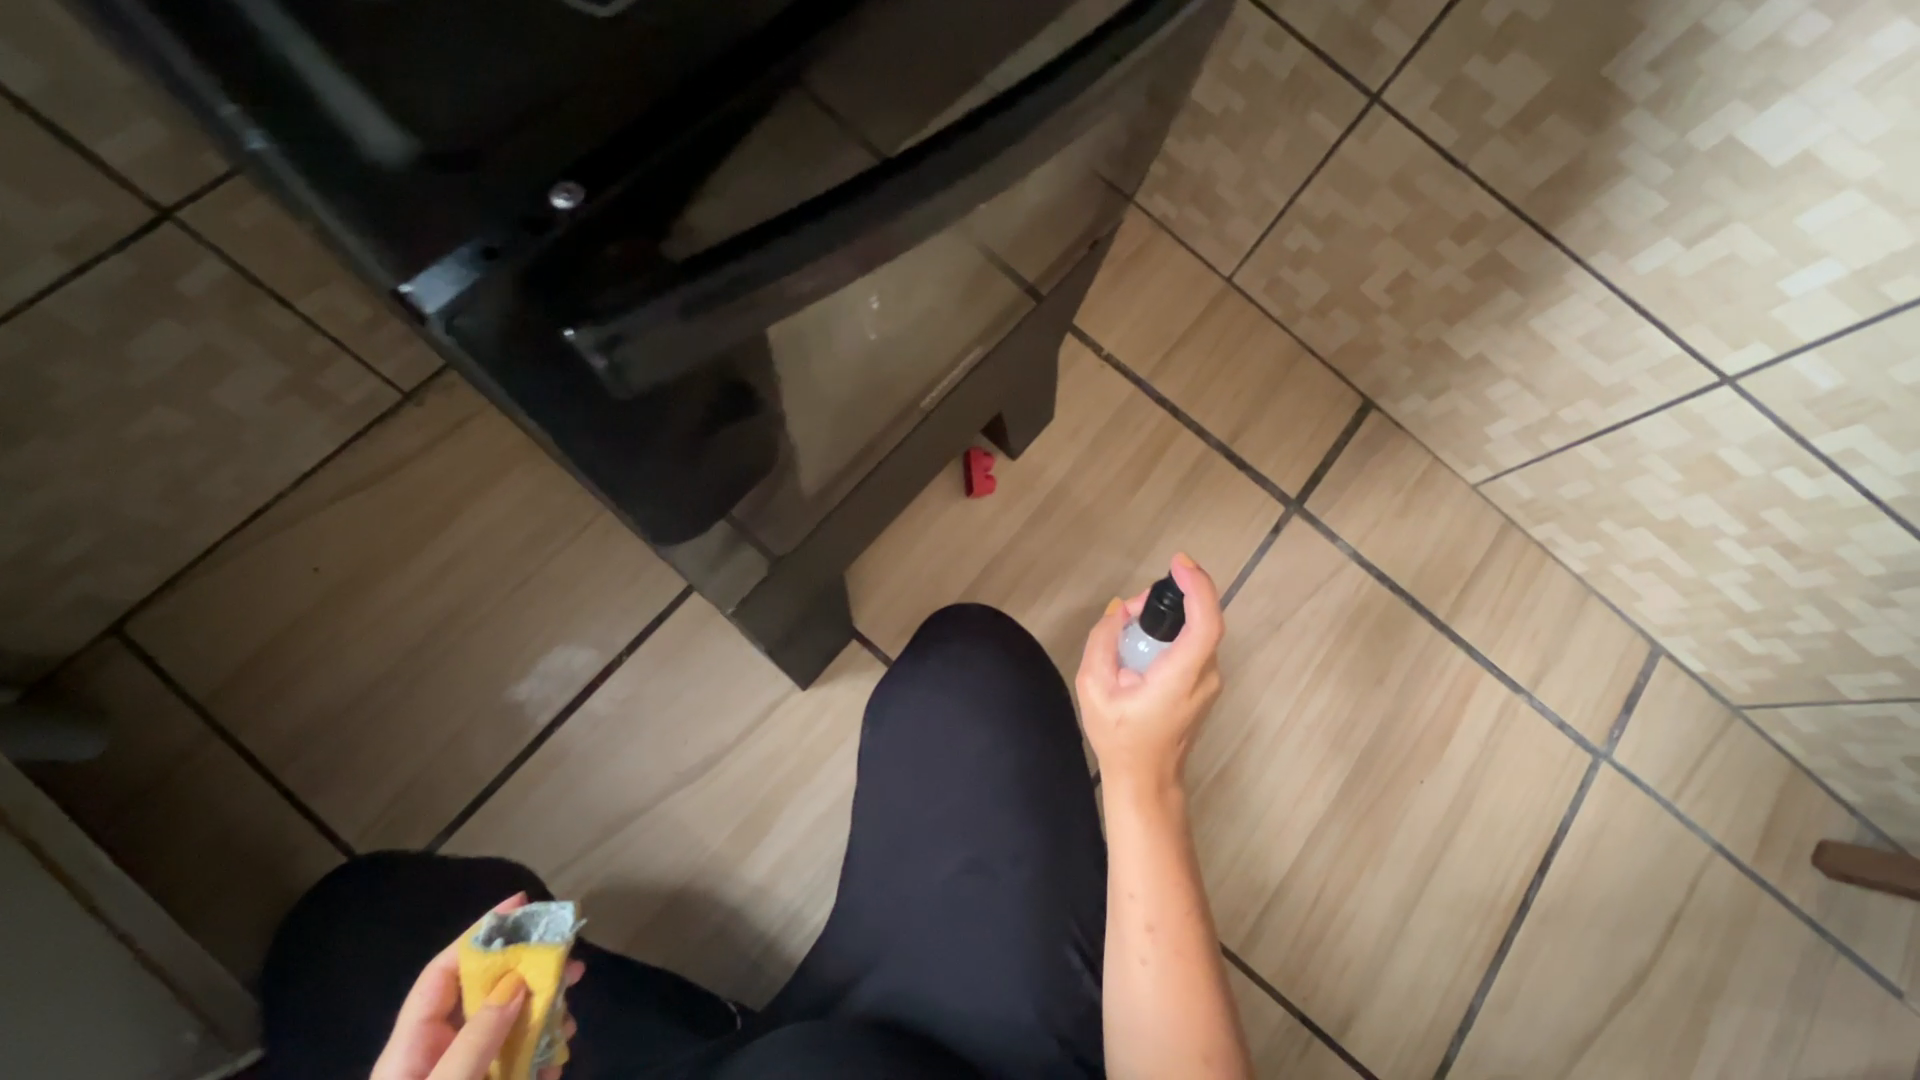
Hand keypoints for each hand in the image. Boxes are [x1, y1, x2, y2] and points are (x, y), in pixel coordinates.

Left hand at [371, 893, 584, 1079]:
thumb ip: (476, 1039)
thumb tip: (514, 983)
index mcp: (412, 1048)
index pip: (444, 975)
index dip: (480, 935)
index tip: (522, 906)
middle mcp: (438, 1057)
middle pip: (485, 996)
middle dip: (529, 975)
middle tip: (572, 962)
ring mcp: (467, 1079)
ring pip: (510, 1029)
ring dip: (544, 1017)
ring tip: (570, 1023)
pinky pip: (520, 1065)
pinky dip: (543, 1057)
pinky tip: (558, 1062)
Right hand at [1076, 553, 1223, 790]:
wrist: (1146, 779)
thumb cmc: (1120, 738)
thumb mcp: (1094, 688)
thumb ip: (1103, 642)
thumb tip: (1118, 611)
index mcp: (1181, 676)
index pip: (1206, 622)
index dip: (1197, 587)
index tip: (1178, 564)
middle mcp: (1205, 676)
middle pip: (1202, 620)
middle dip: (1174, 598)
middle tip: (1133, 606)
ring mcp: (1210, 682)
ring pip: (1199, 632)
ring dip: (1172, 616)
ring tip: (1132, 623)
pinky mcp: (1204, 685)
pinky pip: (1194, 645)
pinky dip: (1173, 632)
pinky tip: (1144, 642)